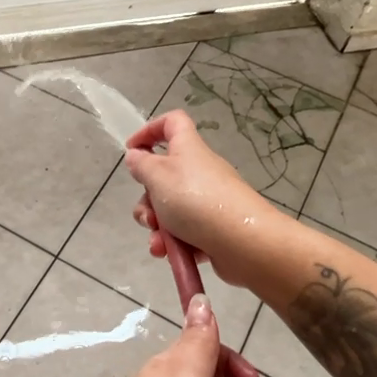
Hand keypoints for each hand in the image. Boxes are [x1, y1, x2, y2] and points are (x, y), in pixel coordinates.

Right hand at [124, 111, 276, 284]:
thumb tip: (135, 155)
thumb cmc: (196, 200)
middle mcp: (199, 171)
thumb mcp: (158, 177)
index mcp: (187, 149)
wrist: (244, 242)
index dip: (150, 130)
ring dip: (157, 228)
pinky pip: (185, 231)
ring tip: (159, 244)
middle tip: (149, 217)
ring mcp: (207, 200)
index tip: (132, 150)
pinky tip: (170, 254)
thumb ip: (141, 165)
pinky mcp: (213, 227)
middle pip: (163, 177)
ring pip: (170, 210)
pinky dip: (174, 243)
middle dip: (147, 201)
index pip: (172, 123)